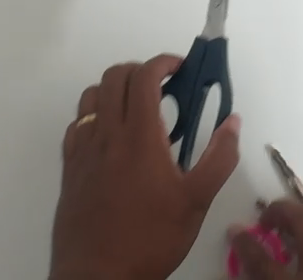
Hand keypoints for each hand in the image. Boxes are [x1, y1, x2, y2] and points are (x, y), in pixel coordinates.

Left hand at [49, 55, 241, 279]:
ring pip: (91, 97)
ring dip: (114, 90)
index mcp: (140, 136)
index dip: (163, 62)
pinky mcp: (69, 170)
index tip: (180, 70)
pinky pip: (77, 126)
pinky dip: (94, 117)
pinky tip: (111, 138)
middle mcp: (108, 135)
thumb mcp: (197, 202)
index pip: (145, 77)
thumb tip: (233, 122)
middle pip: (115, 77)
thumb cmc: (150, 239)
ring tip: (136, 109)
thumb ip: (220, 158)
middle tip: (163, 88)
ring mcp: (84, 152)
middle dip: (140, 70)